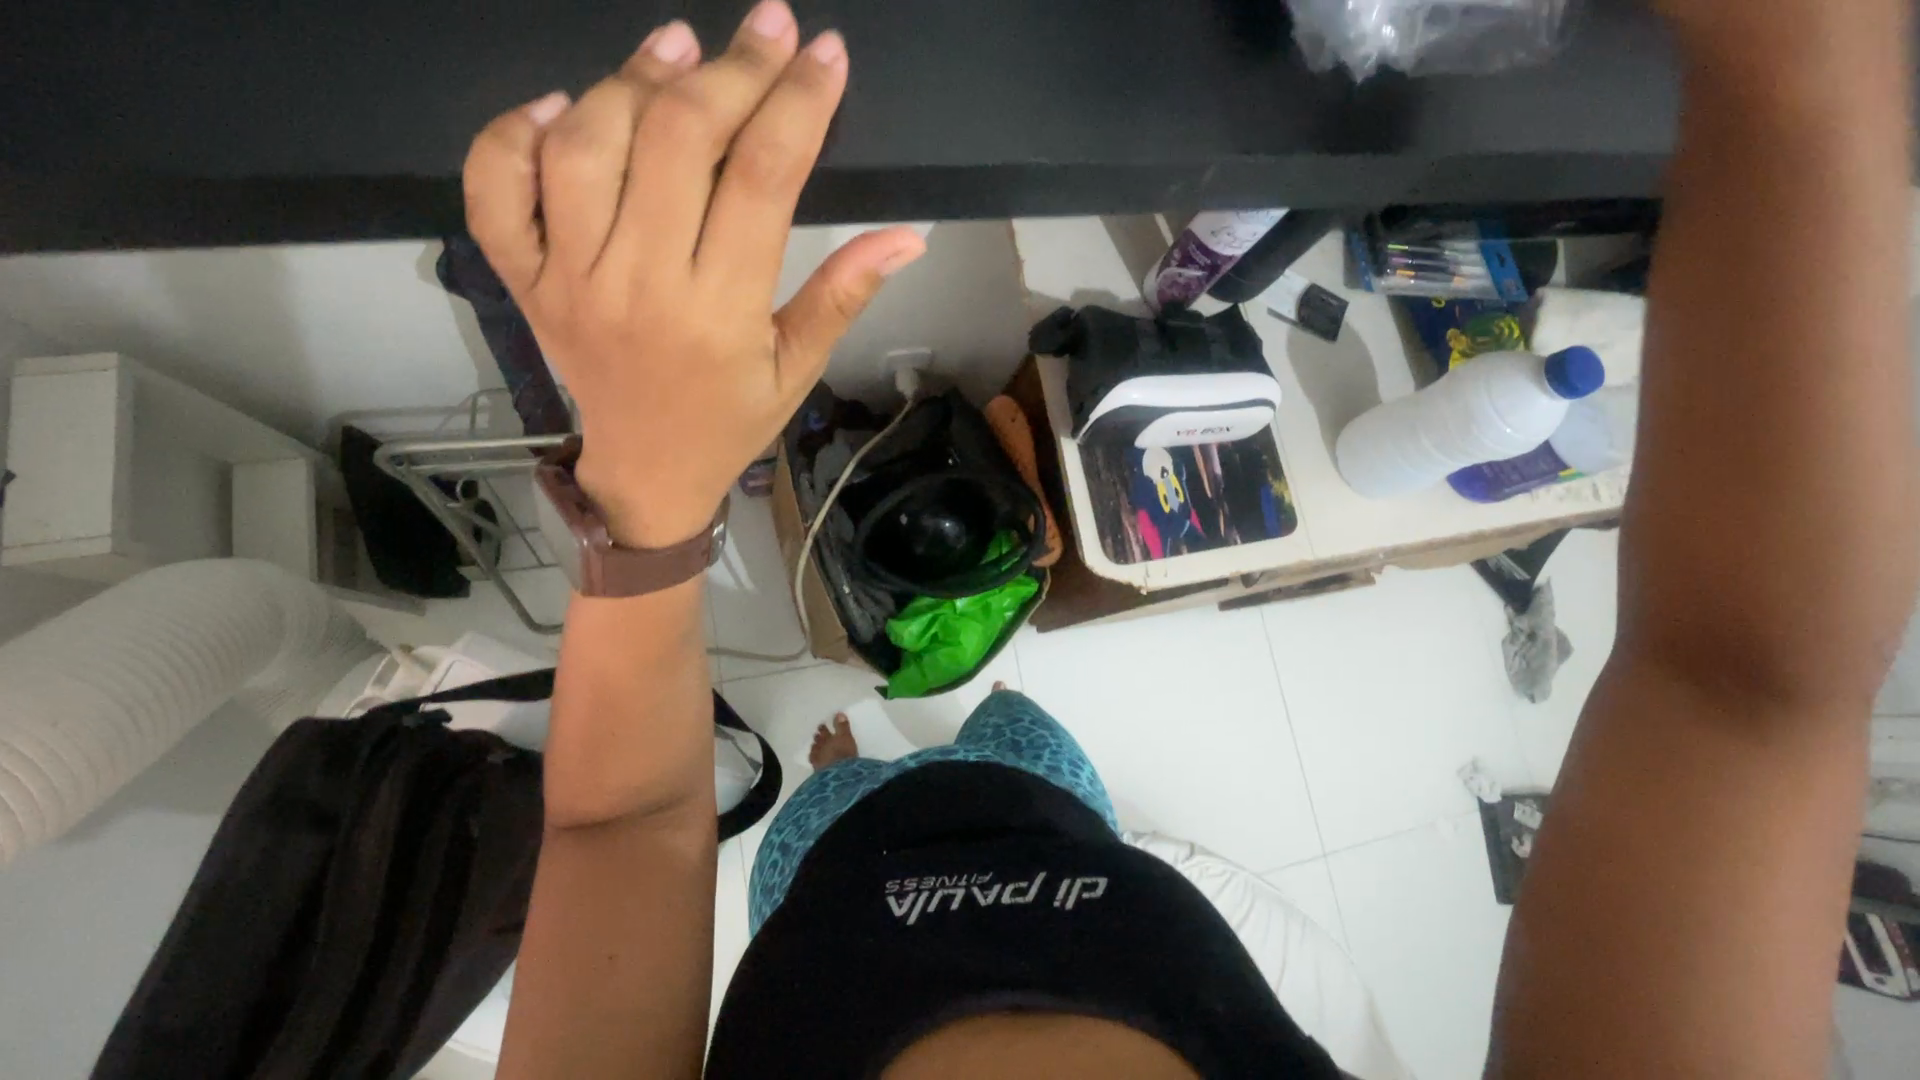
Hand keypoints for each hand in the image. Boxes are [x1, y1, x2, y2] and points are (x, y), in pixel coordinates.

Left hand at [463, 2, 925, 547]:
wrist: (648, 472)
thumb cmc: (731, 421)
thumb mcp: (799, 369)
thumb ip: (844, 296)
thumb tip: (906, 237)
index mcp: (719, 312)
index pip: (763, 178)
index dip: (799, 103)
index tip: (824, 54)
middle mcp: (639, 284)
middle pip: (679, 141)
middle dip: (732, 70)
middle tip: (765, 27)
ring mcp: (571, 278)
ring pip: (588, 145)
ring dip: (633, 81)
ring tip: (678, 49)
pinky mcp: (526, 279)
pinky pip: (495, 188)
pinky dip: (514, 132)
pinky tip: (564, 108)